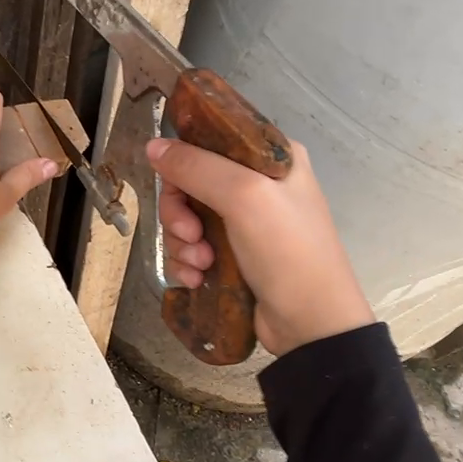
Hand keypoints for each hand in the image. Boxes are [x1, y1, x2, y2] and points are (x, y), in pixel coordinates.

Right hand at [148, 136, 372, 356]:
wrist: (309, 321)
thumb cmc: (286, 249)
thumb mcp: (243, 197)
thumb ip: (196, 167)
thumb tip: (152, 146)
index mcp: (270, 156)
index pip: (211, 140)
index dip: (186, 161)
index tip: (176, 184)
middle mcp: (257, 184)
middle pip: (190, 183)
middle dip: (179, 212)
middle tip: (189, 233)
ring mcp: (243, 222)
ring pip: (186, 218)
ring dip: (183, 243)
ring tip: (200, 264)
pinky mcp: (231, 255)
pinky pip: (191, 248)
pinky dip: (188, 263)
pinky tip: (197, 278)